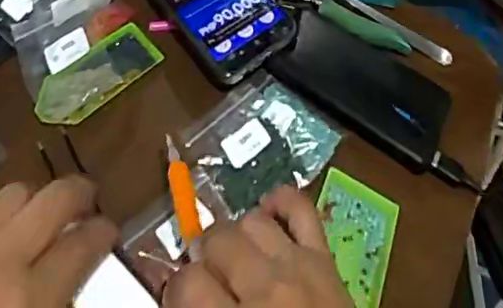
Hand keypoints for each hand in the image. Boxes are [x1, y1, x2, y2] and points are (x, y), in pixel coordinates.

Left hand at [0, 177, 117, 307]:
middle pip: (55, 198)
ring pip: (15, 193)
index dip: (103, 232)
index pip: (83, 246)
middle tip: (88, 202)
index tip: (110, 229)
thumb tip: (68, 291)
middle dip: (79, 193)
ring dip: (35, 200)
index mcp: (29, 298)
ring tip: (41, 215)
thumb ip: (50, 305)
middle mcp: (2, 259)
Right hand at [165, 185, 351, 307]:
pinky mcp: (326, 260)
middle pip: (218, 239)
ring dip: (239, 237)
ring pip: (252, 220)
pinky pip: (301, 208)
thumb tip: (184, 302)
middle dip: (205, 258)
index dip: (176, 290)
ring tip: (238, 261)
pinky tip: (269, 215)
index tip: (180, 302)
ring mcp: (298, 267)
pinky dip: (282, 203)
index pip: (187, 282)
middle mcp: (265, 288)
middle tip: (209, 281)